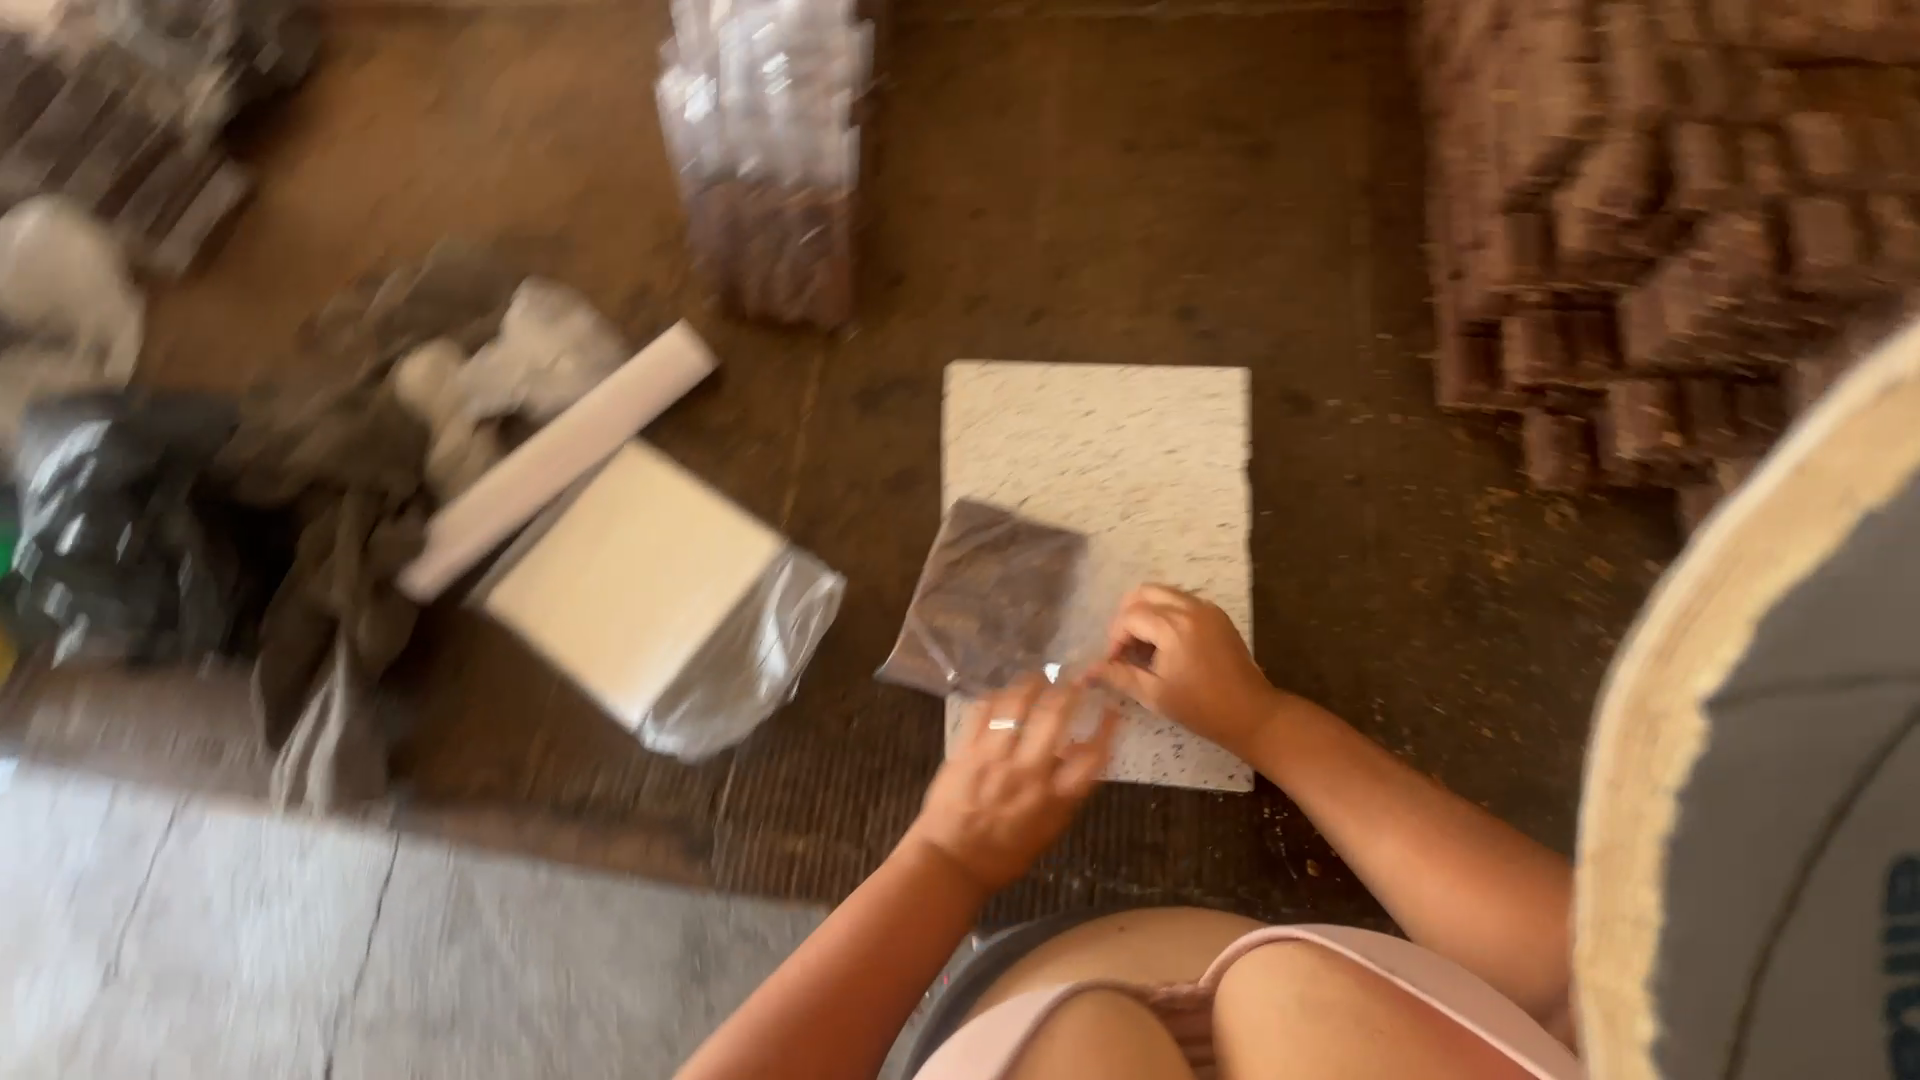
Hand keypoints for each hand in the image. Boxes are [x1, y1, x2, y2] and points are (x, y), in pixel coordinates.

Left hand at [902, 675, 1116, 894]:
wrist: (951, 861)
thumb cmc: (1004, 853)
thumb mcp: (1048, 830)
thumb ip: (1065, 792)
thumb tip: (1078, 752)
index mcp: (1054, 799)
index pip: (1092, 756)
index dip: (1106, 728)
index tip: (1110, 709)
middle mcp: (1027, 773)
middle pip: (1055, 717)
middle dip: (1068, 692)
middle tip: (1072, 682)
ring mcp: (993, 758)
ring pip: (1017, 706)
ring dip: (1032, 685)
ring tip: (1040, 677)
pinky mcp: (966, 751)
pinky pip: (983, 711)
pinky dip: (996, 697)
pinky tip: (1004, 693)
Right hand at [1092, 584, 1282, 758]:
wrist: (1252, 714)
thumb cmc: (1200, 708)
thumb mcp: (1154, 695)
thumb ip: (1118, 676)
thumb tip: (1086, 672)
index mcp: (1173, 627)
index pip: (1129, 617)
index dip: (1115, 638)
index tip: (1114, 662)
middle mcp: (1190, 608)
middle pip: (1144, 592)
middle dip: (1127, 616)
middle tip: (1125, 646)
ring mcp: (1207, 608)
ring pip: (1164, 593)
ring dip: (1146, 613)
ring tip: (1144, 646)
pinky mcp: (1217, 615)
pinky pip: (1182, 601)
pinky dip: (1166, 613)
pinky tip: (1166, 644)